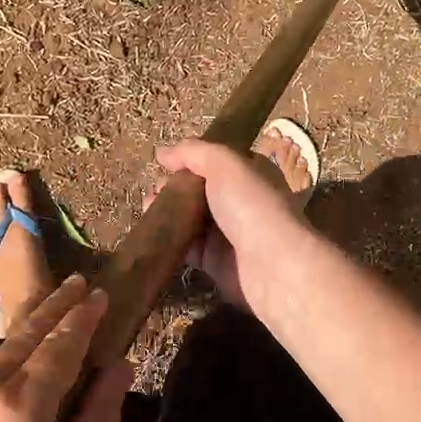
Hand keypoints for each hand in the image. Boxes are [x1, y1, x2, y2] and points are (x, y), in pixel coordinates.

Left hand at [0, 274, 132, 421]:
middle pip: (25, 334)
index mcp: (19, 403)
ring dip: (21, 332)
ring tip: (43, 316)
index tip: (101, 294)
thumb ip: (96, 421)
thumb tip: (119, 368)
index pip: (62, 344)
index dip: (83, 317)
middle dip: (54, 307)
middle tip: (76, 282)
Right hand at [156, 139, 314, 311]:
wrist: (273, 268)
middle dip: (176, 186)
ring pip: (193, 218)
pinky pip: (189, 247)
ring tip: (147, 206)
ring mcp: (229, 232)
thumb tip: (162, 153)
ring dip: (170, 211)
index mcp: (250, 172)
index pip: (217, 160)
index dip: (191, 159)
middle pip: (202, 189)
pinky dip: (172, 239)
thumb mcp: (224, 164)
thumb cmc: (251, 205)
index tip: (165, 162)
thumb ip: (193, 153)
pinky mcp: (217, 262)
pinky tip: (153, 232)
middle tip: (154, 189)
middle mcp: (242, 200)